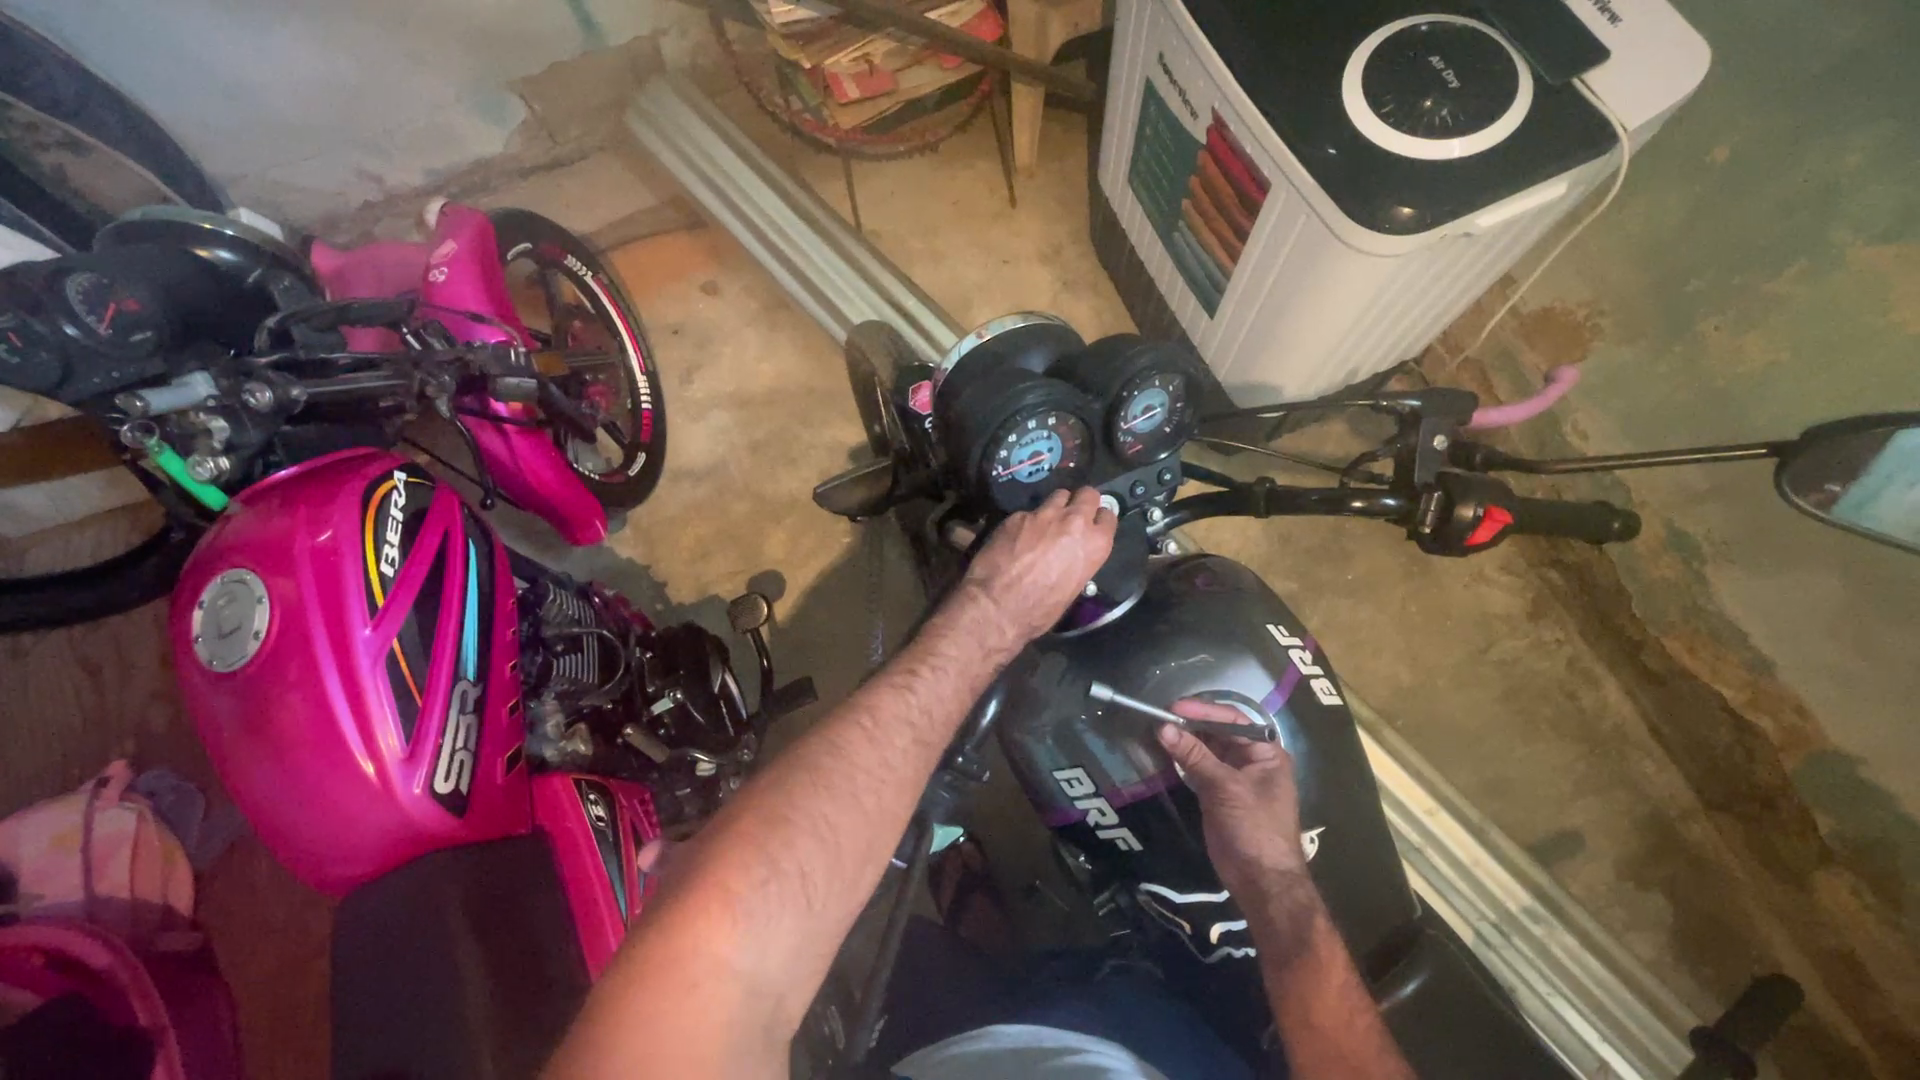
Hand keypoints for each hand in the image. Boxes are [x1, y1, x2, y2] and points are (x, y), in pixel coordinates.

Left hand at [956, 487, 1115, 650]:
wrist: (997, 605)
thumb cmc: (1040, 610)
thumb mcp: (1073, 588)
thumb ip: (1079, 561)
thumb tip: (1071, 556)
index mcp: (1095, 544)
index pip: (1108, 515)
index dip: (1099, 519)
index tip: (1093, 524)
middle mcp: (1074, 521)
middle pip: (1087, 494)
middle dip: (1082, 502)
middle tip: (1072, 515)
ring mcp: (1044, 514)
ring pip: (1059, 495)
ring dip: (1056, 506)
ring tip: (1047, 521)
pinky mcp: (1017, 515)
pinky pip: (1029, 512)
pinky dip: (1027, 522)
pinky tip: (1017, 537)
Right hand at [1157, 699, 1306, 897]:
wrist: (1261, 880)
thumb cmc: (1254, 828)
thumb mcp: (1225, 788)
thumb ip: (1194, 756)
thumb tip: (1163, 728)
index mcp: (1266, 753)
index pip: (1234, 721)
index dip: (1204, 711)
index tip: (1174, 708)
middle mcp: (1252, 760)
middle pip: (1219, 733)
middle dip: (1191, 724)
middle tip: (1160, 717)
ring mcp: (1235, 778)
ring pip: (1207, 750)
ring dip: (1185, 741)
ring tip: (1157, 730)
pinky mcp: (1218, 794)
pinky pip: (1199, 768)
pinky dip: (1183, 760)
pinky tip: (1164, 752)